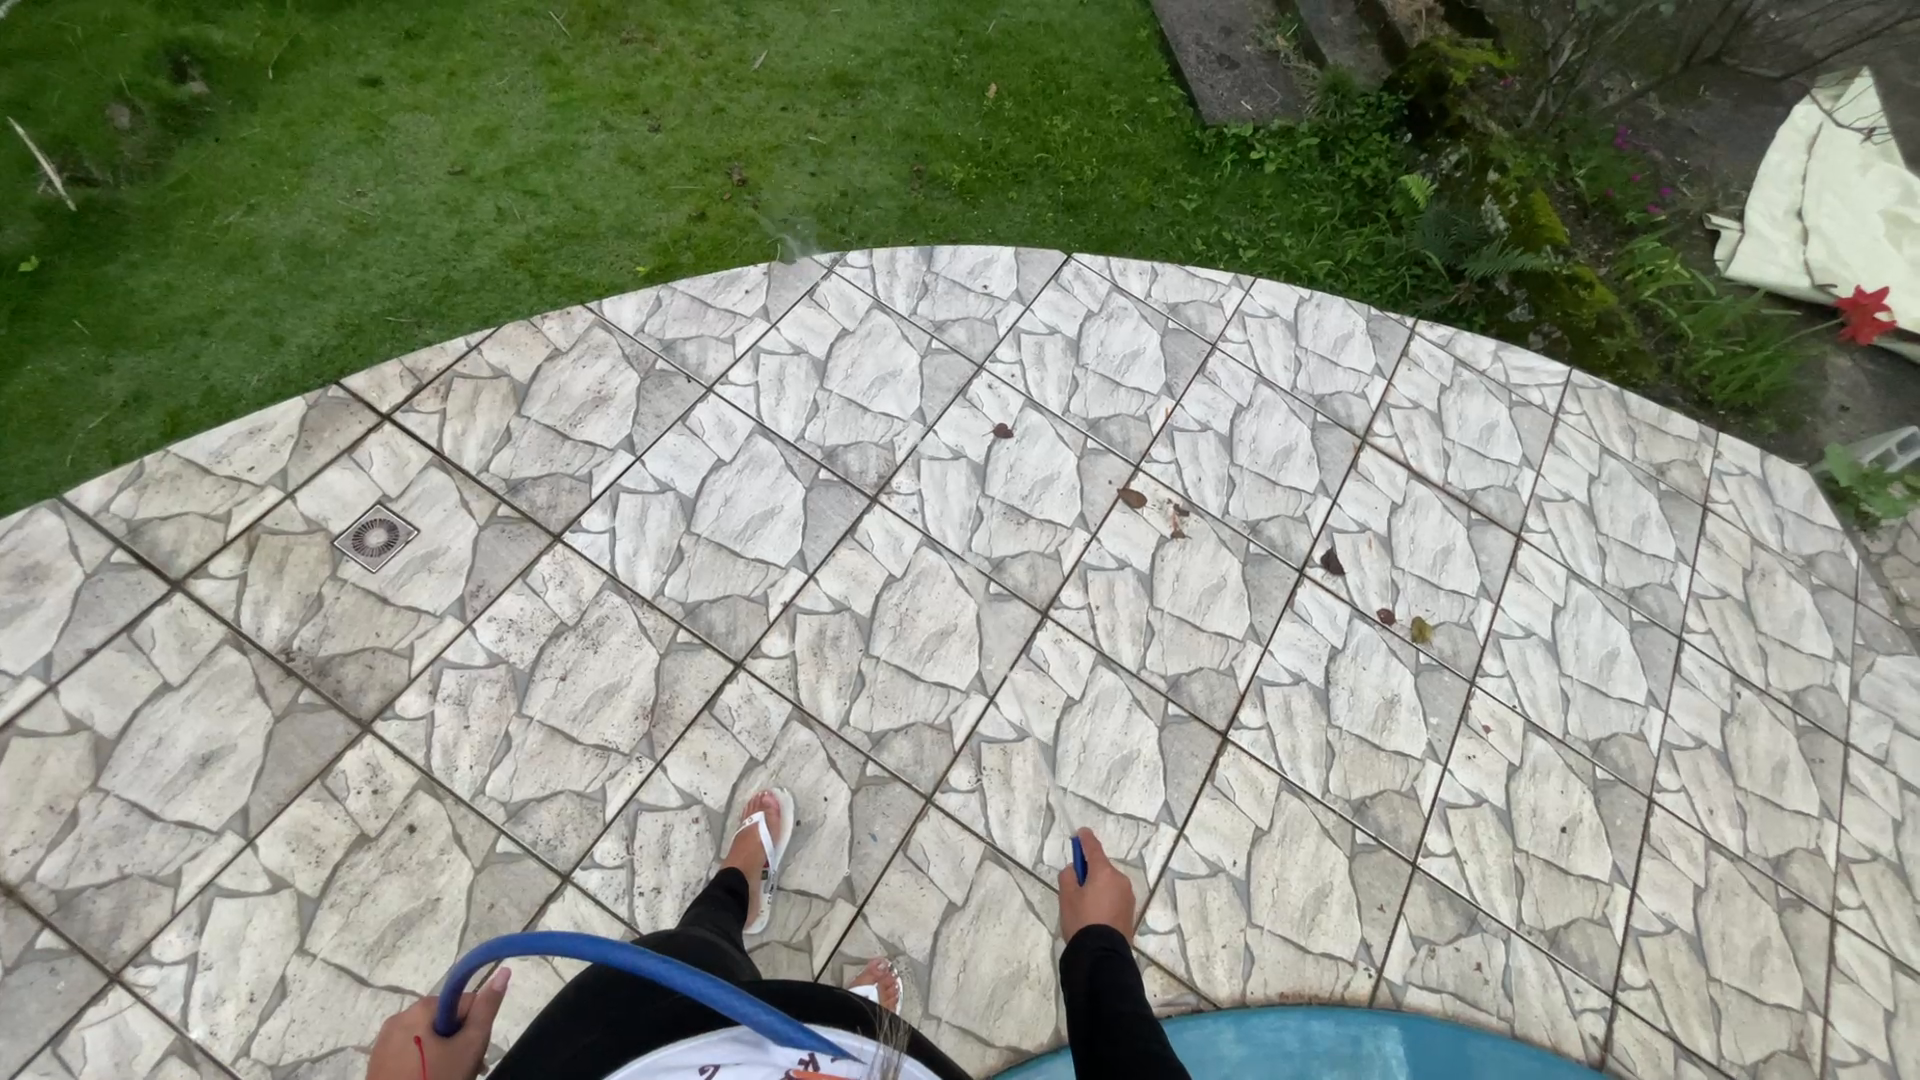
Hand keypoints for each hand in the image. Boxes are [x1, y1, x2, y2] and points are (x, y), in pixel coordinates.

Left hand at [365, 967, 510, 1079]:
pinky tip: (431, 1077)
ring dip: (444, 1051)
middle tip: (462, 1066)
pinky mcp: (376, 1063)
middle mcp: (397, 1019)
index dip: (473, 1026)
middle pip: (446, 1019)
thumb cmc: (437, 1079)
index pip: (464, 1004)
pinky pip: (411, 1051)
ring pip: (429, 1036)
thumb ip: (486, 1008)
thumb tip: (504, 971)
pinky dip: (425, 1061)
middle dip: (458, 1040)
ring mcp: (383, 1043)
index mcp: (418, 1010)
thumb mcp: (469, 1045)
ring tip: (449, 1074)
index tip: (471, 1049)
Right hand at [1057, 829, 1134, 943]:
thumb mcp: (1066, 896)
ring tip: (1085, 906)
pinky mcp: (1130, 912)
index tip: (1080, 832)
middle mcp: (1120, 880)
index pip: (1093, 847)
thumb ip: (1068, 875)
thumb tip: (1076, 871)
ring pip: (1109, 883)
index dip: (1084, 839)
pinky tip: (1096, 915)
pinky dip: (1105, 898)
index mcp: (1104, 872)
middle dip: (1089, 870)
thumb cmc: (1081, 921)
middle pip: (1101, 867)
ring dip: (1098, 885)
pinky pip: (1114, 896)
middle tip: (1074, 886)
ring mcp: (1128, 896)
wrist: (1102, 955)